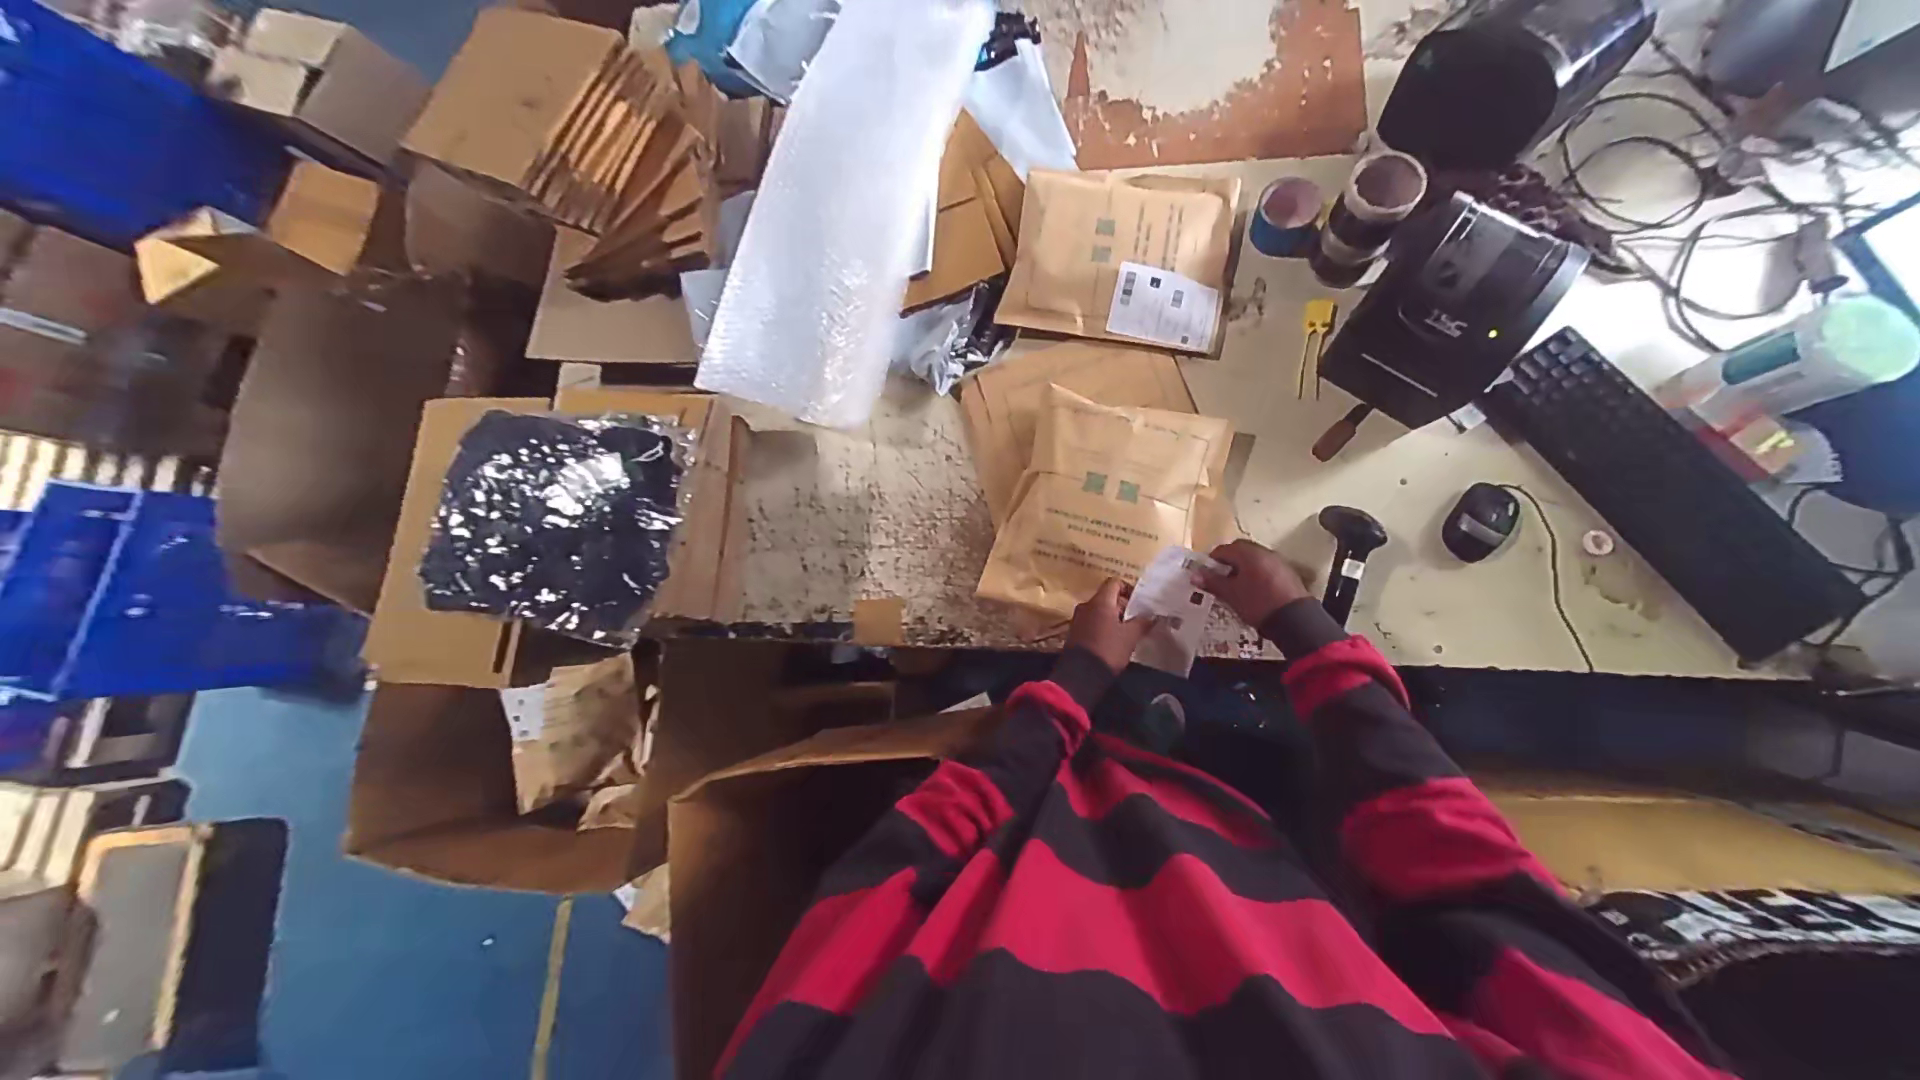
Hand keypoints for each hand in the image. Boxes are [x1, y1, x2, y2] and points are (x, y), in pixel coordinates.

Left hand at [1065, 578, 1157, 673]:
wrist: (1081, 675)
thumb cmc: (1108, 650)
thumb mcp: (1130, 636)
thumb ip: (1142, 622)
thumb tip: (1152, 616)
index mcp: (1100, 601)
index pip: (1114, 582)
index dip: (1128, 588)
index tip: (1139, 602)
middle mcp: (1086, 605)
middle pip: (1107, 597)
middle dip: (1123, 606)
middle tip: (1137, 619)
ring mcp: (1078, 619)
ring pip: (1099, 611)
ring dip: (1113, 617)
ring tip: (1128, 631)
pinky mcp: (1074, 632)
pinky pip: (1092, 622)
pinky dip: (1103, 626)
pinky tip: (1114, 640)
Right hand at [1199, 539, 1311, 627]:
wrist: (1295, 620)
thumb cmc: (1257, 603)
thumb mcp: (1231, 594)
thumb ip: (1212, 582)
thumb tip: (1194, 575)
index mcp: (1248, 553)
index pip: (1223, 549)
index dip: (1211, 561)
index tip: (1206, 575)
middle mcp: (1264, 552)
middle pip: (1240, 551)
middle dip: (1228, 562)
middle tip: (1220, 579)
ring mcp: (1278, 561)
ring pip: (1254, 559)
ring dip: (1243, 568)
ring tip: (1236, 586)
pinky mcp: (1288, 573)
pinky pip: (1266, 567)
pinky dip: (1256, 573)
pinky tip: (1254, 590)